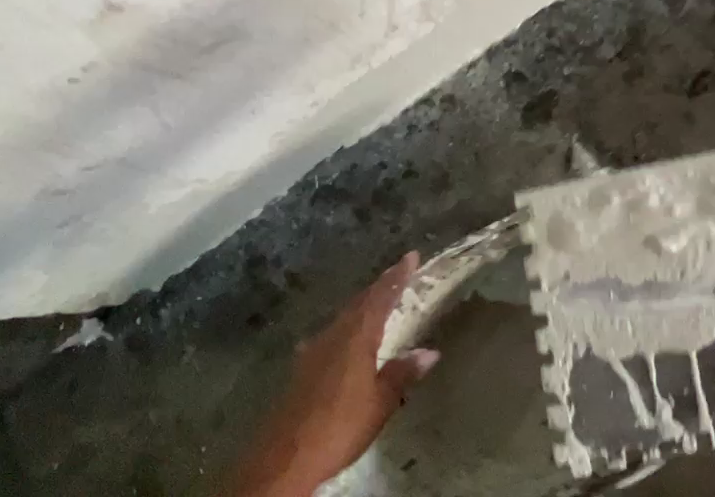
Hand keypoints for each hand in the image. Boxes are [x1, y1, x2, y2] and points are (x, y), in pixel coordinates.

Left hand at [225, 252, 440, 496]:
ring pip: (343, 319)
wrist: (284, 459)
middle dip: (380, 288)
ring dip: (362, 308)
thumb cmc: (339, 426)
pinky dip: (346, 329)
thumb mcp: (380, 402)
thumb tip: (430, 352)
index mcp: (356, 336)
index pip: (381, 297)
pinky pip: (331, 336)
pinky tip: (344, 339)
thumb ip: (402, 373)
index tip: (411, 256)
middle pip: (360, 303)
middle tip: (398, 274)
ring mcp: (313, 352)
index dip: (397, 276)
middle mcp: (333, 335)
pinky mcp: (301, 371)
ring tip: (376, 303)